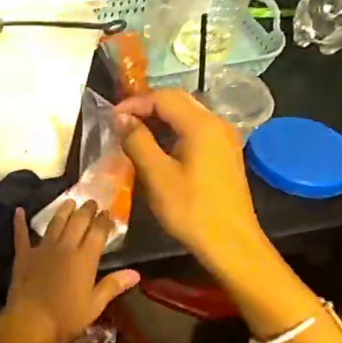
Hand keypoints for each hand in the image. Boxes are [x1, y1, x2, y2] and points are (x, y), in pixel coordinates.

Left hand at [3, 202, 139, 342]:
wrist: (31, 321)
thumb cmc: (66, 317)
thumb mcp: (95, 305)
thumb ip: (113, 285)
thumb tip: (136, 273)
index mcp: (85, 259)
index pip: (97, 233)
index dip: (103, 221)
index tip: (107, 212)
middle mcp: (64, 247)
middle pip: (77, 223)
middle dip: (86, 210)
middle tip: (91, 201)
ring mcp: (42, 249)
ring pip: (54, 224)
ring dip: (63, 211)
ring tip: (69, 201)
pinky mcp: (23, 255)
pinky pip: (21, 235)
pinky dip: (20, 222)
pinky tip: (19, 210)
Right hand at [115, 90, 271, 279]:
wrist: (231, 244)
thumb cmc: (191, 209)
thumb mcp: (156, 175)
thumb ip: (137, 140)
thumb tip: (120, 118)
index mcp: (202, 125)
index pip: (164, 98)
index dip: (134, 103)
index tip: (110, 118)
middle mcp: (217, 124)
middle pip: (178, 102)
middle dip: (146, 107)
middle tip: (119, 123)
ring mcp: (224, 139)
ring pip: (187, 115)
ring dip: (158, 120)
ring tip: (132, 134)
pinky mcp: (224, 154)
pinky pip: (195, 130)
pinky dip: (172, 132)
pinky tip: (156, 148)